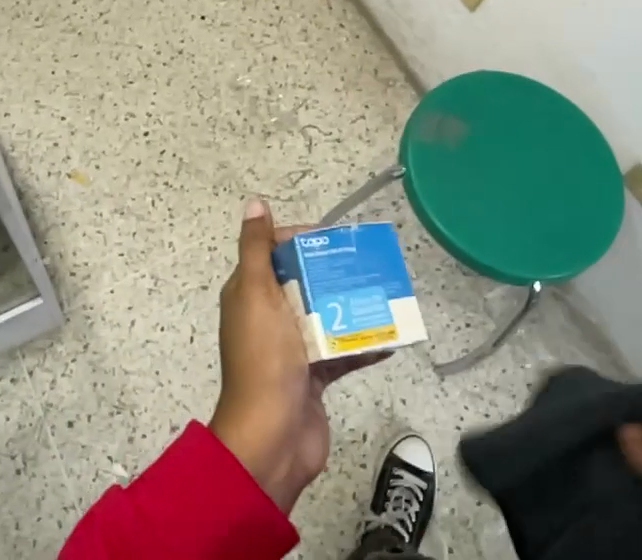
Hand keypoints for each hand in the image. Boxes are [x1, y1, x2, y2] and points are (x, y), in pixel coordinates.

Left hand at [209, 199, 385, 512]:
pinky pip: (340, 350)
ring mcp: (290, 348)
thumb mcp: (257, 293)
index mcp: (248, 294)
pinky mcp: (312, 376)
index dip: (301, 240)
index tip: (335, 238)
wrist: (272, 438)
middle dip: (334, 272)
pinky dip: (364, 344)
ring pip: (324, 315)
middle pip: (303, 282)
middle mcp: (267, 316)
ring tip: (387, 293)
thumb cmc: (265, 359)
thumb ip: (257, 249)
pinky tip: (392, 336)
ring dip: (352, 306)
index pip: (274, 253)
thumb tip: (255, 203)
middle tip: (371, 263)